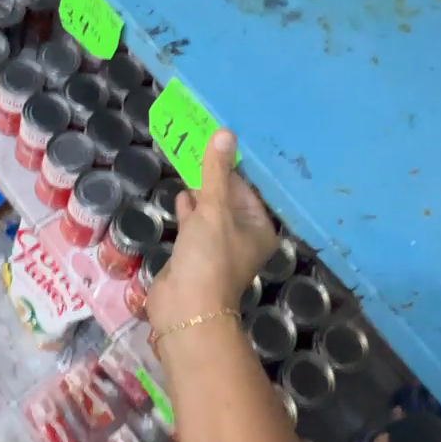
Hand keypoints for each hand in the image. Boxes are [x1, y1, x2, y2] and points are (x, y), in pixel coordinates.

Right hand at [147, 130, 277, 328]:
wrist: (186, 308)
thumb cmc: (210, 257)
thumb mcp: (214, 209)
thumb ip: (215, 172)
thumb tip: (225, 133)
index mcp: (259, 227)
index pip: (247, 188)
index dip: (231, 165)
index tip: (215, 140)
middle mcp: (243, 237)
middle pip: (229, 198)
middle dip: (214, 176)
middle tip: (198, 145)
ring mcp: (219, 247)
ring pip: (211, 211)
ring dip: (201, 190)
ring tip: (187, 162)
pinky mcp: (196, 254)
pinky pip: (196, 224)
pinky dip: (190, 208)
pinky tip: (181, 193)